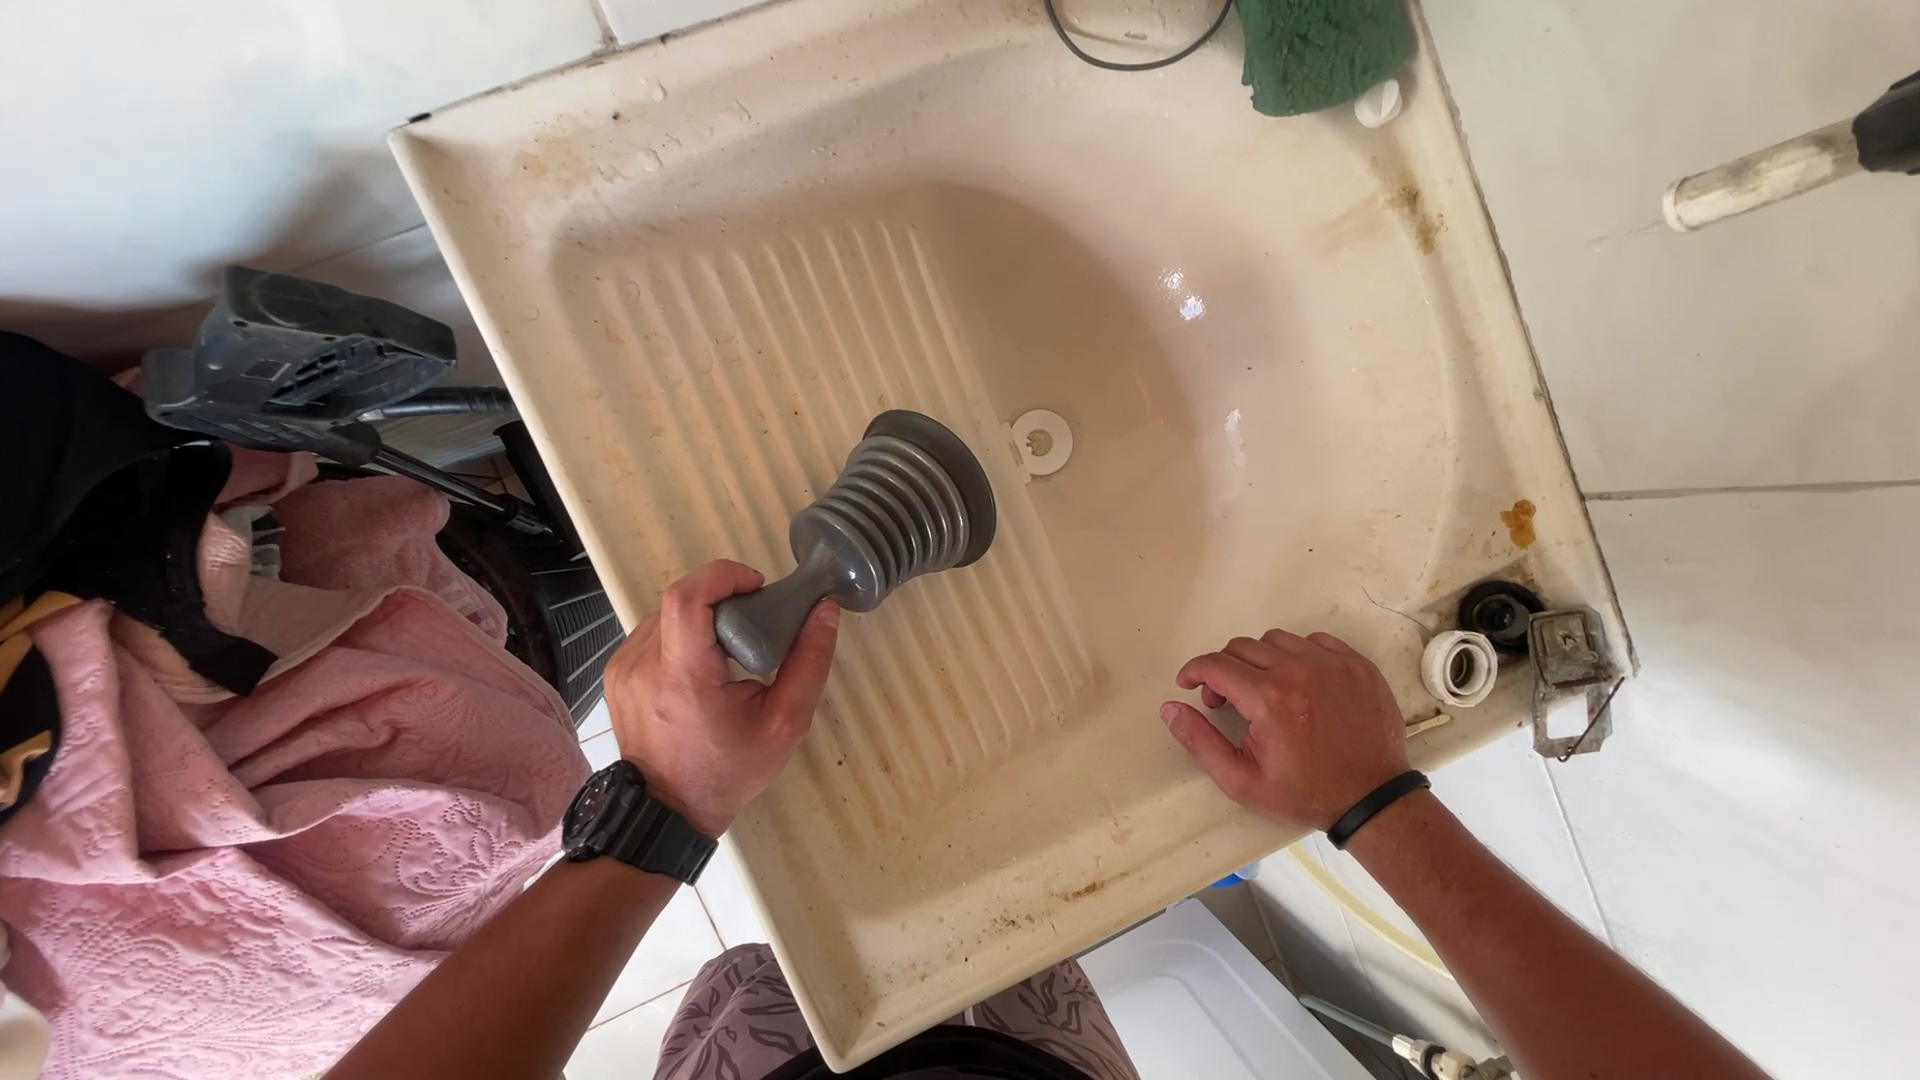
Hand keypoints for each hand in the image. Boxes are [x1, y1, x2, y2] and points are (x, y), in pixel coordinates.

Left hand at [604, 560, 839, 836]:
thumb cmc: (728, 771)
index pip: (688, 598)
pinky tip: (704, 666)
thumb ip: (809, 663)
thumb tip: (824, 611)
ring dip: (704, 617)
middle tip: (755, 621)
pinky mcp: (616, 673)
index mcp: (682, 677)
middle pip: (682, 599)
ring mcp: (623, 667)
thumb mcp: (785, 724)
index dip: (724, 576)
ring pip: (668, 613)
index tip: (757, 587)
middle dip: (723, 598)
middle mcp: (642, 664)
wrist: (667, 813)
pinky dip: (684, 635)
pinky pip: (655, 632)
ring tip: (732, 649)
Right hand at [1159, 629, 1408, 831]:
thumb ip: (1199, 741)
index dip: (1194, 672)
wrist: (1373, 800)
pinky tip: (1298, 683)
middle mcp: (1299, 671)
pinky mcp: (1357, 665)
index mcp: (1268, 698)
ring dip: (1259, 660)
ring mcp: (1332, 664)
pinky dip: (1296, 655)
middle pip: (1241, 647)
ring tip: (1264, 691)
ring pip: (1275, 640)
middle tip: (1227, 700)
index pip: (1215, 665)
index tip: (1189, 684)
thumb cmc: (1304, 793)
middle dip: (1223, 669)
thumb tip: (1169, 708)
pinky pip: (1313, 641)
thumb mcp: (1241, 780)